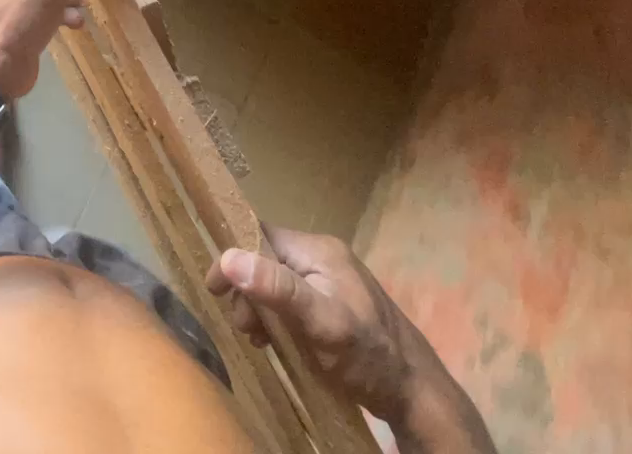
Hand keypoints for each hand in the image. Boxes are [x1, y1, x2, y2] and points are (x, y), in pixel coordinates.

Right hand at [205, 228, 493, 451]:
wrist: (416, 394)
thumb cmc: (367, 355)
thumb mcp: (321, 321)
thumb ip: (277, 288)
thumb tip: (228, 257)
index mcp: (318, 250)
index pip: (258, 236)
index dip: (233, 258)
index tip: (215, 290)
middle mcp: (323, 257)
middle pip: (264, 260)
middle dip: (246, 292)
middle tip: (246, 328)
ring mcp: (329, 280)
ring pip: (274, 282)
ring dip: (259, 308)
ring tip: (260, 340)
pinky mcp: (332, 303)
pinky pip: (289, 299)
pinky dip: (275, 318)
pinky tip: (276, 342)